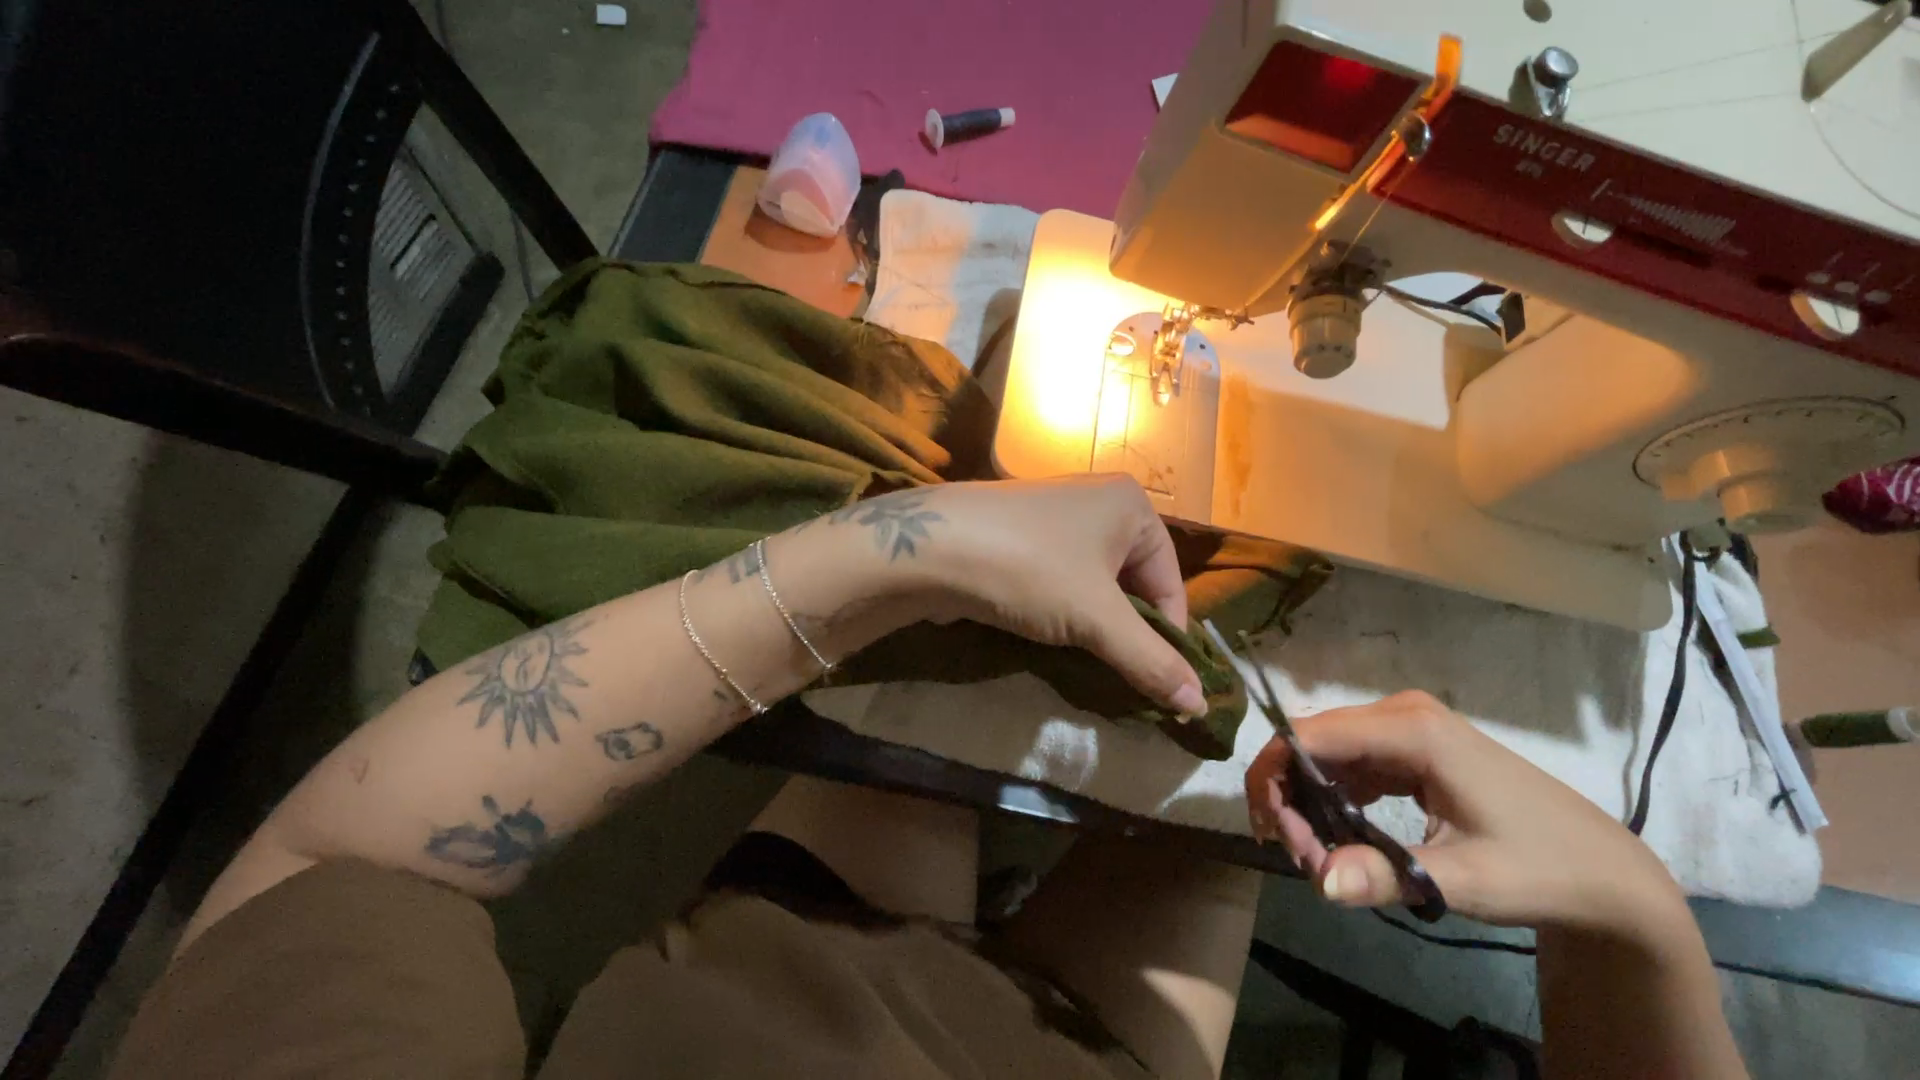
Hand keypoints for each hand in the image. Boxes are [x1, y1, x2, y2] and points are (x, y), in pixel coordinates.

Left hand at [887, 475, 1206, 715]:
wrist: (928, 548)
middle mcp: (1096, 502)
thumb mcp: (1097, 618)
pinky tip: (1048, 640)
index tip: (1157, 684)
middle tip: (1117, 676)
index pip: (1169, 582)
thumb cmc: (1029, 570)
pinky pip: (1057, 582)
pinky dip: (1059, 613)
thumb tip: (1199, 704)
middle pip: (1131, 584)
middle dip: (1126, 632)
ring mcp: (1053, 518)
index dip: (1167, 637)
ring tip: (1083, 662)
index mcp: (1131, 504)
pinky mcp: (1018, 539)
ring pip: (1092, 586)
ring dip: (1092, 626)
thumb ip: (1150, 661)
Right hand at [1246, 691, 1688, 935]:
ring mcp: (1406, 727)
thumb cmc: (1541, 869)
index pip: (1308, 736)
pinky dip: (1331, 798)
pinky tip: (1338, 838)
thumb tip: (1321, 883)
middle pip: (1310, 742)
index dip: (1277, 782)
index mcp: (1414, 730)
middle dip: (1289, 798)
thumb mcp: (1464, 879)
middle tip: (1302, 860)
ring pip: (1323, 752)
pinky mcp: (1410, 747)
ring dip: (1307, 801)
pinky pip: (1347, 762)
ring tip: (1317, 856)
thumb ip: (1388, 876)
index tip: (1278, 840)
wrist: (1605, 873)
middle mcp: (1401, 714)